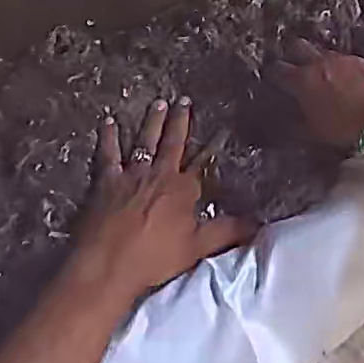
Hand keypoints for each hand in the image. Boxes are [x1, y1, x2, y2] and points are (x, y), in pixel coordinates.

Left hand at [68, 97, 253, 305]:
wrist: (108, 263)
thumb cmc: (154, 257)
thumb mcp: (197, 247)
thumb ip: (227, 231)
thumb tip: (257, 222)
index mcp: (182, 189)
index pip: (200, 164)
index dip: (208, 148)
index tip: (217, 131)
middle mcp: (159, 174)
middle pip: (172, 143)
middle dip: (179, 121)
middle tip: (182, 100)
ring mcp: (131, 174)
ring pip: (144, 141)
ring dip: (152, 122)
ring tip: (158, 103)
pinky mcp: (106, 179)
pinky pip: (108, 152)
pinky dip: (108, 136)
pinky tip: (108, 121)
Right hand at [265, 38, 363, 147]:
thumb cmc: (345, 127)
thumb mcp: (313, 130)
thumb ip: (296, 117)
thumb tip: (286, 113)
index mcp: (301, 80)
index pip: (277, 69)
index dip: (272, 73)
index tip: (272, 77)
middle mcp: (318, 63)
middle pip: (296, 46)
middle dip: (291, 54)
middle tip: (292, 66)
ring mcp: (339, 58)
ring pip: (319, 51)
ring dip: (316, 60)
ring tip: (319, 74)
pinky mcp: (358, 59)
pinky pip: (339, 58)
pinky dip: (336, 66)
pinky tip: (340, 78)